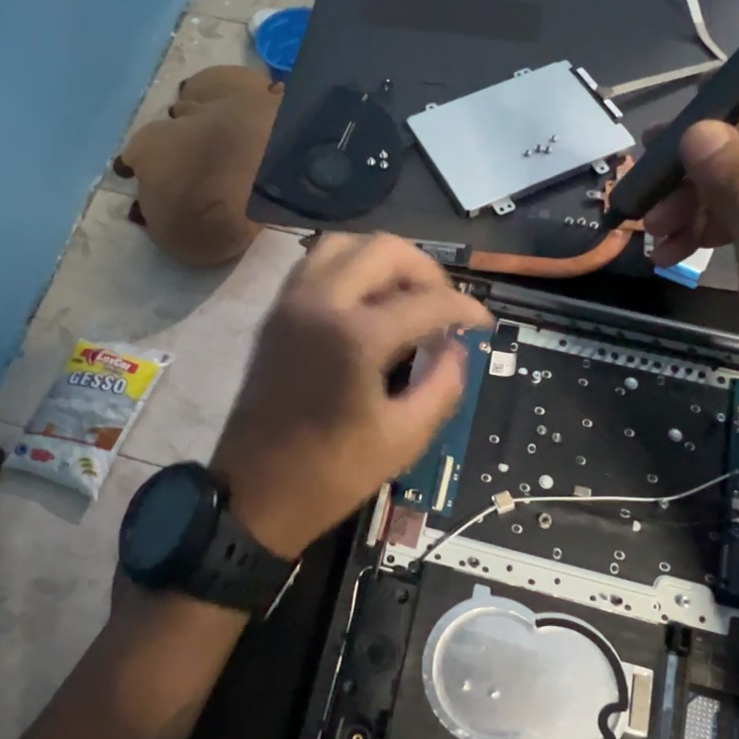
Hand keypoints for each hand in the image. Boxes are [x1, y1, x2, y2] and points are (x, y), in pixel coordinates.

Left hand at [212, 233, 492, 557]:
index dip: (465, 310)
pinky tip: (368, 304)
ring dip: (385, 262)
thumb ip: (443, 384)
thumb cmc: (331, 475)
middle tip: (444, 309)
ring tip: (407, 299)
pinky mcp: (275, 313)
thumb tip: (457, 348)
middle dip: (427, 272)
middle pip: (386, 250)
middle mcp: (320, 301)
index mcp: (356, 336)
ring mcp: (291, 302)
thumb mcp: (404, 438)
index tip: (483, 326)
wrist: (254, 494)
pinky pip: (316, 264)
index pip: (427, 301)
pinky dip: (350, 268)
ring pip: (345, 244)